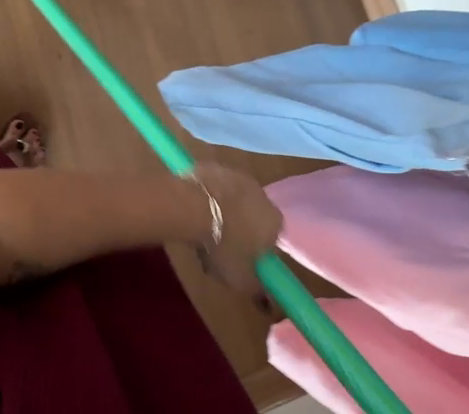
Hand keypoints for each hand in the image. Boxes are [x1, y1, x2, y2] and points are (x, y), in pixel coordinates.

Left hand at [187, 164, 283, 296]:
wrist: (193, 206)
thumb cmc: (223, 246)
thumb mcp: (241, 279)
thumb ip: (257, 291)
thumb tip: (266, 302)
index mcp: (275, 222)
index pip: (271, 239)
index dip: (255, 250)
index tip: (238, 258)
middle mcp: (263, 195)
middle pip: (253, 215)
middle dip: (240, 227)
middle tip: (219, 243)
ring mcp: (238, 176)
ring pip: (234, 199)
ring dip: (223, 209)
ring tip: (203, 225)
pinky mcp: (215, 166)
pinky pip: (214, 186)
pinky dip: (208, 195)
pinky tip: (193, 207)